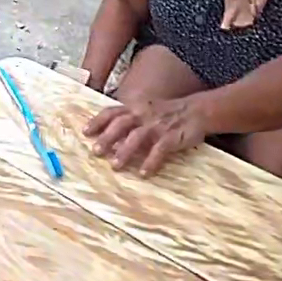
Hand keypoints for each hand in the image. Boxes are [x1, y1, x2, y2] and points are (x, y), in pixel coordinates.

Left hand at [83, 96, 206, 174]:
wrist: (196, 111)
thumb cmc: (167, 113)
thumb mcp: (146, 110)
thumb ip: (129, 120)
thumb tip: (107, 136)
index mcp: (136, 107)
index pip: (113, 111)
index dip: (98, 121)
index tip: (85, 132)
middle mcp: (144, 114)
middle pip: (121, 124)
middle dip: (107, 137)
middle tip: (95, 152)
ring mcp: (158, 125)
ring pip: (137, 137)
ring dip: (125, 151)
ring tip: (115, 165)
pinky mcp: (171, 136)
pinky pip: (159, 149)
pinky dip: (151, 161)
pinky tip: (144, 173)